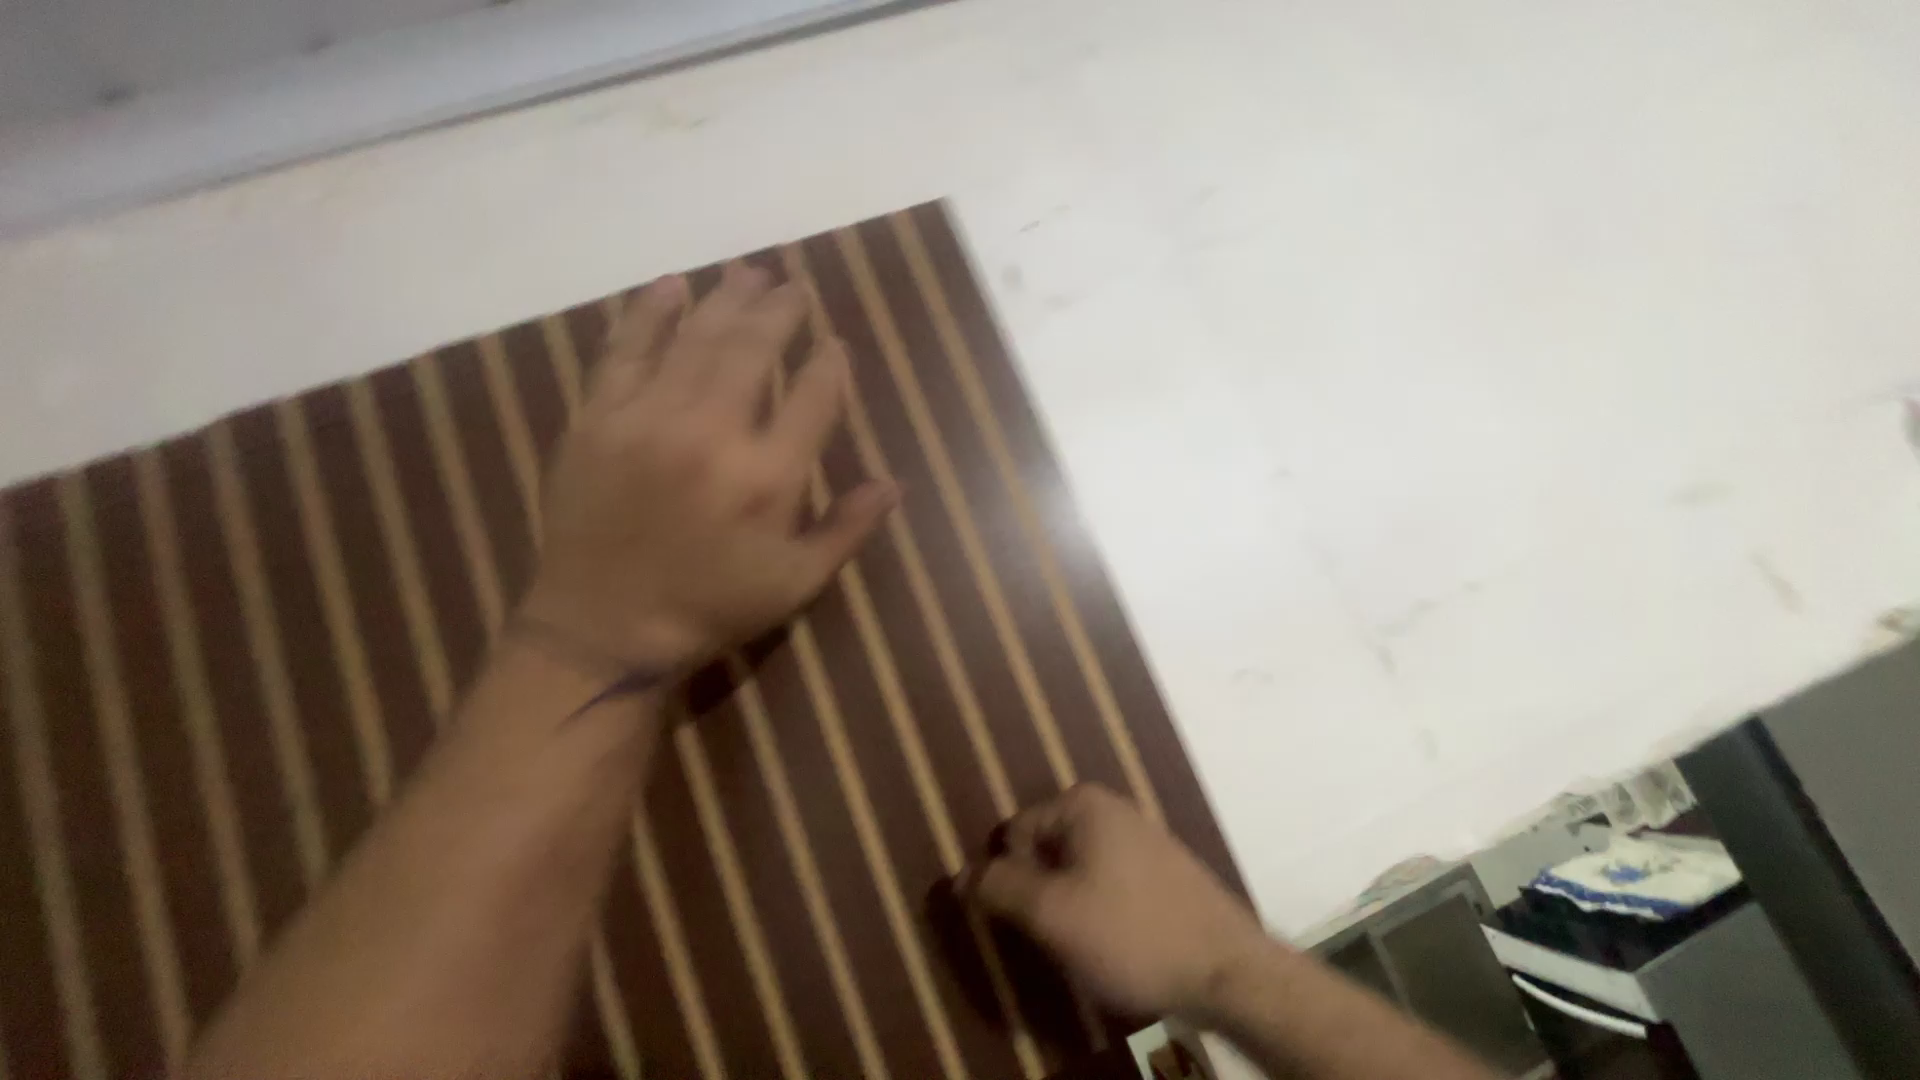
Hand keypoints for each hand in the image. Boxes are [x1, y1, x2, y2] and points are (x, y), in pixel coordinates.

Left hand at [521, 264, 897, 673]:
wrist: (602, 628)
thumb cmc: (711, 608)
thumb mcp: (796, 584)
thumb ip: (847, 529)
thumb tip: (894, 483)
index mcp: (767, 477)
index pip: (813, 395)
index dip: (830, 363)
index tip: (836, 344)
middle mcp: (712, 433)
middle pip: (754, 350)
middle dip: (781, 312)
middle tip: (795, 286)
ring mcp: (648, 418)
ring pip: (695, 338)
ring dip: (727, 300)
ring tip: (751, 271)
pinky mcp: (597, 418)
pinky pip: (625, 350)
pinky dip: (649, 313)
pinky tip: (670, 286)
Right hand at [963, 784, 1272, 1017]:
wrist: (1229, 972)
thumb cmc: (1132, 934)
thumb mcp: (1052, 914)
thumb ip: (999, 889)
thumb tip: (959, 875)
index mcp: (1082, 803)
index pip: (1014, 834)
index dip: (1012, 880)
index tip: (1032, 920)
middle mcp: (1111, 807)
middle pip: (1045, 849)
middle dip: (1041, 891)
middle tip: (1056, 935)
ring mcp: (1142, 836)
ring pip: (1077, 869)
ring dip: (1069, 905)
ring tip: (1088, 944)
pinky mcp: (1163, 869)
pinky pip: (1108, 882)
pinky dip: (1101, 910)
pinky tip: (1117, 943)